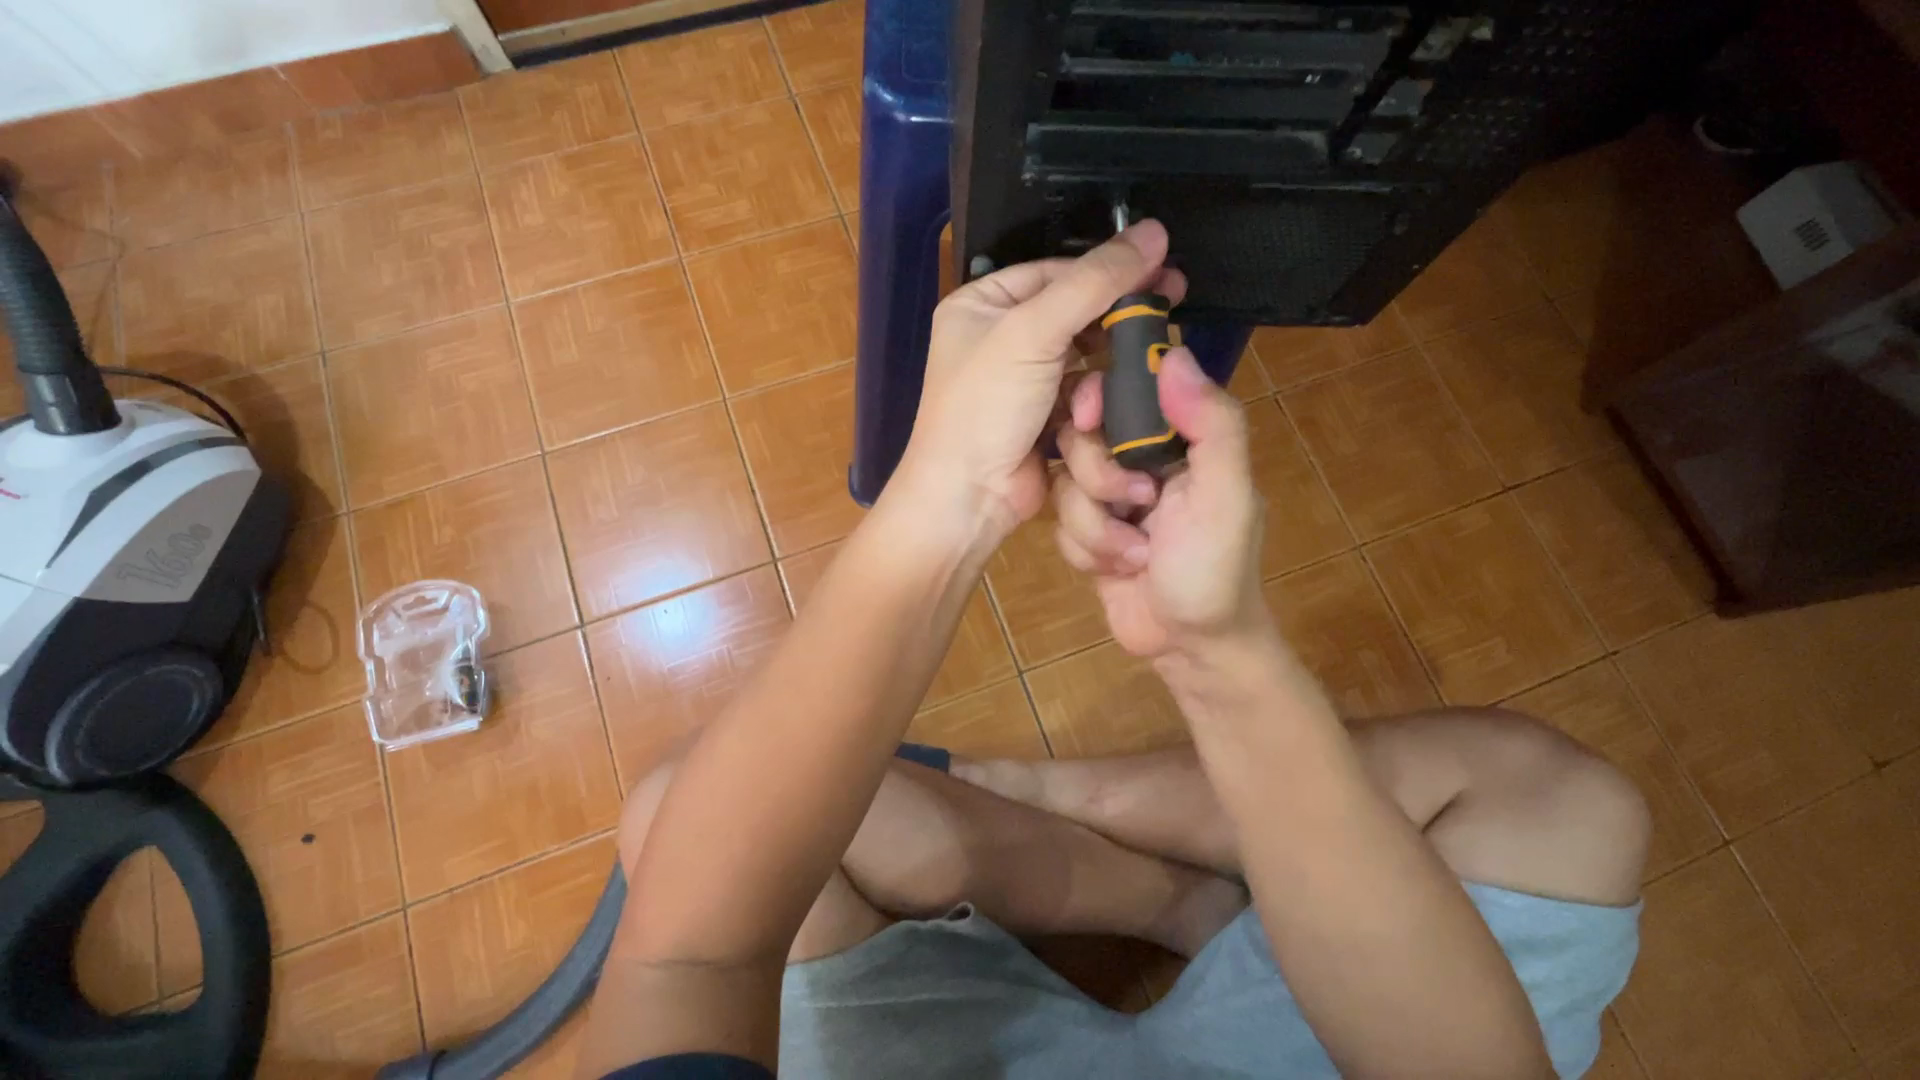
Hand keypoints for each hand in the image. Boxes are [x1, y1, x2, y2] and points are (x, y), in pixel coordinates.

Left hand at [888, 222, 1185, 540]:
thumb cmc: (986, 406)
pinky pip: (1084, 389)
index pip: (1055, 271)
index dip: (1107, 268)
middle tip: (1173, 300)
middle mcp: (998, 336)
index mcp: (981, 304)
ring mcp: (1021, 379)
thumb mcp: (1034, 331)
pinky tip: (1124, 391)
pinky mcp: (1042, 416)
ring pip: (1084, 352)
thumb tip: (1154, 232)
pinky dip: (1101, 392)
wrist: (969, 497)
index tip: (1162, 266)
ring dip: (1112, 356)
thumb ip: (1094, 282)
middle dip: (1117, 311)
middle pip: (1073, 310)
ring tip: (1154, 349)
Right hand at [1053, 348, 1269, 657]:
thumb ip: (1212, 425)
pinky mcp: (1090, 533)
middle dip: (1099, 478)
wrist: (1190, 648)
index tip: (1089, 416)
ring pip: (1067, 483)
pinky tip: (1118, 569)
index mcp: (1181, 439)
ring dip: (1095, 526)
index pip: (1129, 389)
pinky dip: (1086, 549)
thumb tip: (1174, 354)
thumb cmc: (1215, 570)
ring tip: (1134, 555)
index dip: (1100, 396)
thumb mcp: (1226, 496)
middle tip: (1135, 505)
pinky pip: (1060, 523)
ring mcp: (1112, 498)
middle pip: (1082, 436)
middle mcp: (1142, 460)